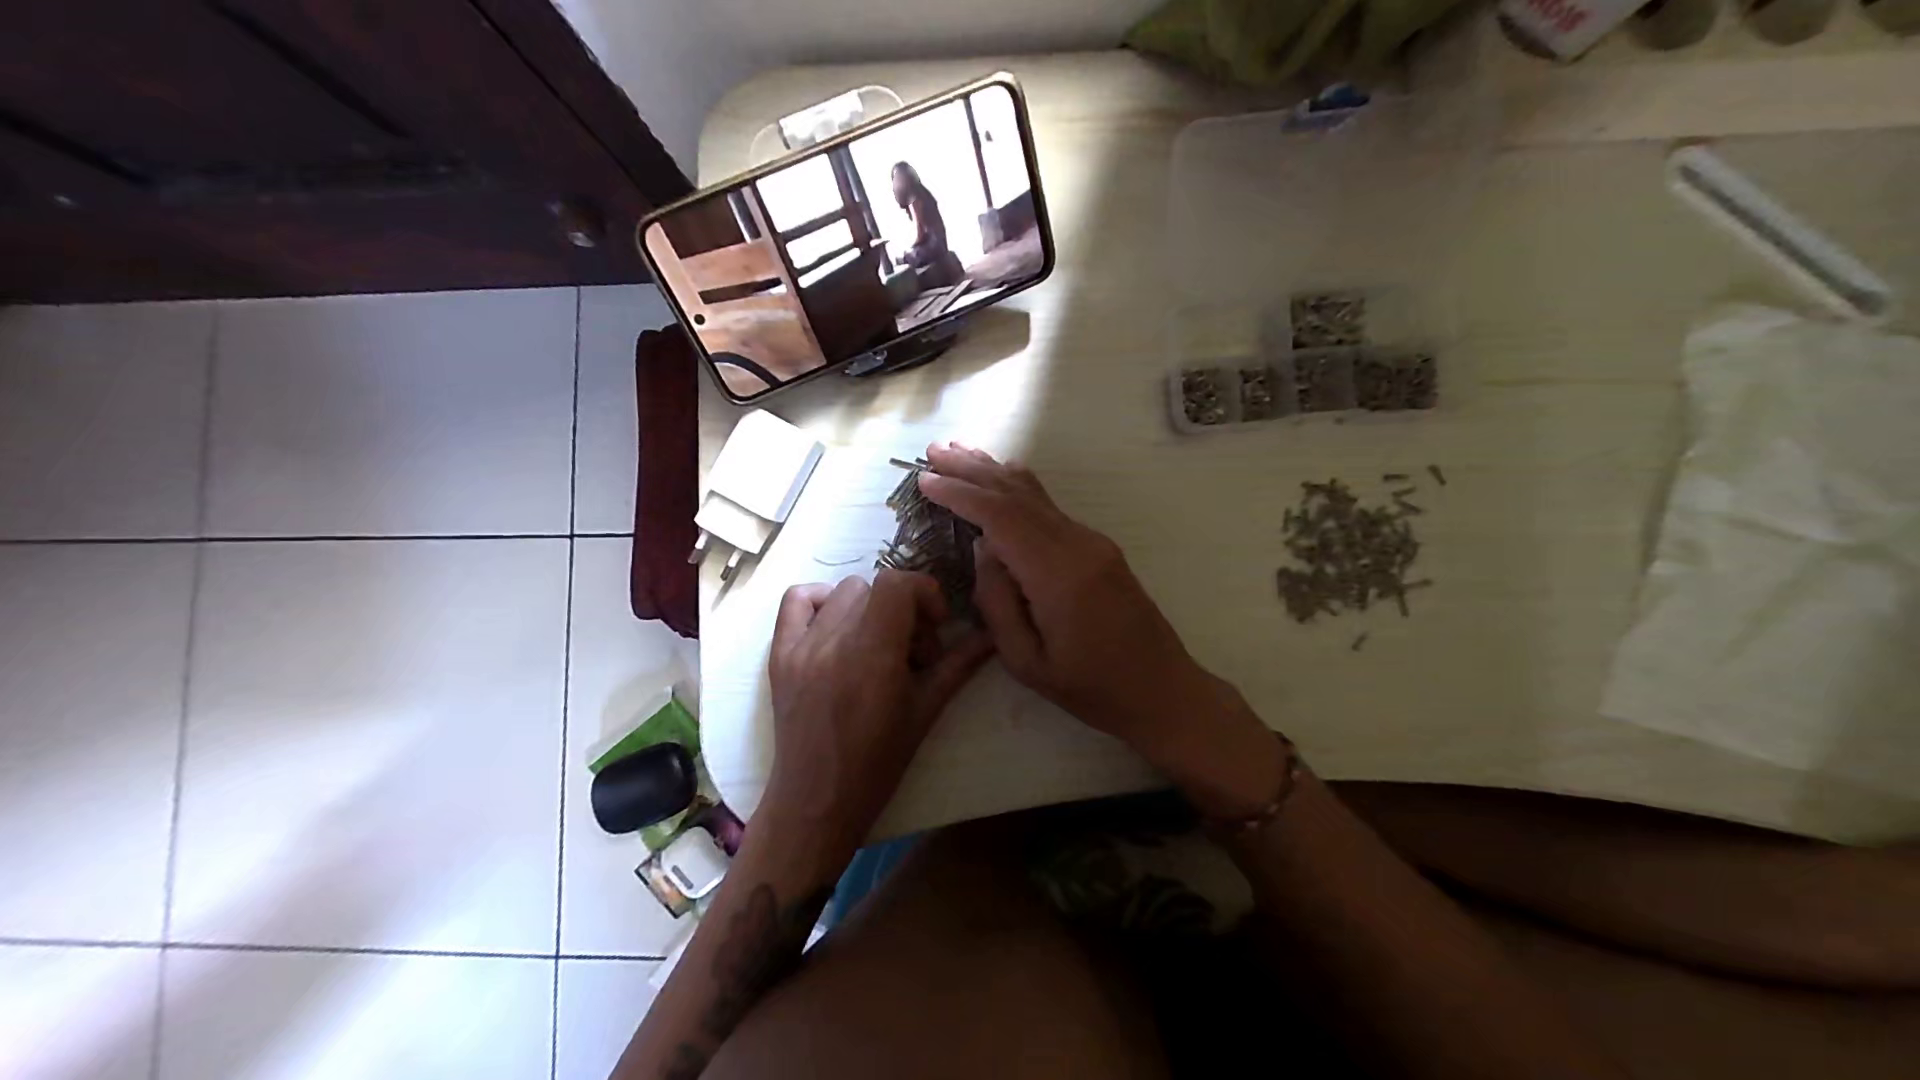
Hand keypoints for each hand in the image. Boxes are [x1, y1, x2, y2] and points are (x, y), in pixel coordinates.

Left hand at [763, 571, 992, 851]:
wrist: (817, 801)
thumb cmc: (879, 764)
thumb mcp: (926, 712)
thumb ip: (959, 666)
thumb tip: (992, 635)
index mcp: (873, 656)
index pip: (897, 583)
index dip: (924, 591)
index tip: (936, 623)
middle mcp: (834, 642)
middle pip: (876, 588)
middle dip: (903, 610)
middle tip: (913, 651)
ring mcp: (802, 646)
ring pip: (843, 592)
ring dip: (869, 609)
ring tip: (877, 645)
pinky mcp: (779, 655)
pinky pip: (796, 600)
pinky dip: (820, 601)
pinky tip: (837, 627)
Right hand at [916, 444, 1285, 816]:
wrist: (1163, 689)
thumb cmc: (1091, 688)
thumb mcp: (1026, 662)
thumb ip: (997, 601)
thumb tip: (983, 549)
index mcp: (1058, 574)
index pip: (1001, 517)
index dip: (961, 493)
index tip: (926, 479)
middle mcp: (1078, 544)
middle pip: (1018, 494)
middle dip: (973, 470)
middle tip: (934, 450)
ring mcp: (1092, 542)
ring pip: (1036, 496)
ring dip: (995, 472)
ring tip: (959, 452)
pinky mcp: (1098, 548)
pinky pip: (1050, 509)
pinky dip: (1018, 490)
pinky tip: (1002, 477)